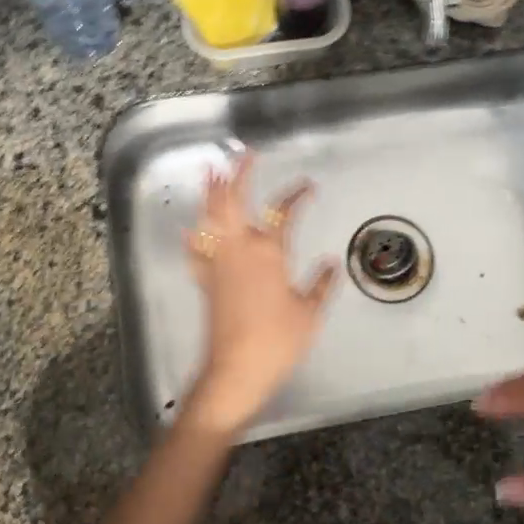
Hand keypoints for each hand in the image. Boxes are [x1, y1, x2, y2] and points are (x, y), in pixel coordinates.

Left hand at [181, 151, 337, 436]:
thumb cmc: (278, 341)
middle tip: (245, 154)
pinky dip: (194, 234)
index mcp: (269, 252)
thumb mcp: (310, 313)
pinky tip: (192, 227)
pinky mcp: (204, 279)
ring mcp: (217, 262)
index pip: (283, 211)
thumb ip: (321, 284)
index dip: (296, 194)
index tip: (308, 186)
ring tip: (211, 170)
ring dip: (211, 190)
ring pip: (210, 216)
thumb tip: (331, 263)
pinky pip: (196, 249)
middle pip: (234, 199)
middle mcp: (239, 248)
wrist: (235, 369)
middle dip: (240, 174)